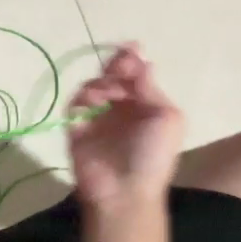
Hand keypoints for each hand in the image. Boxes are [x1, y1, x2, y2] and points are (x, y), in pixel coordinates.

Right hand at [68, 45, 184, 211]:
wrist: (125, 191)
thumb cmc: (153, 156)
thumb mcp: (166, 117)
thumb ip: (151, 88)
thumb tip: (143, 62)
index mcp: (146, 104)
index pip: (136, 73)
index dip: (132, 59)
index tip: (131, 50)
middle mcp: (121, 107)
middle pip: (113, 74)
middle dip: (115, 65)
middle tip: (118, 68)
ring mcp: (98, 117)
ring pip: (93, 85)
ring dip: (100, 83)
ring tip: (107, 94)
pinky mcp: (76, 128)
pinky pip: (74, 104)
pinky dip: (82, 98)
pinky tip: (93, 103)